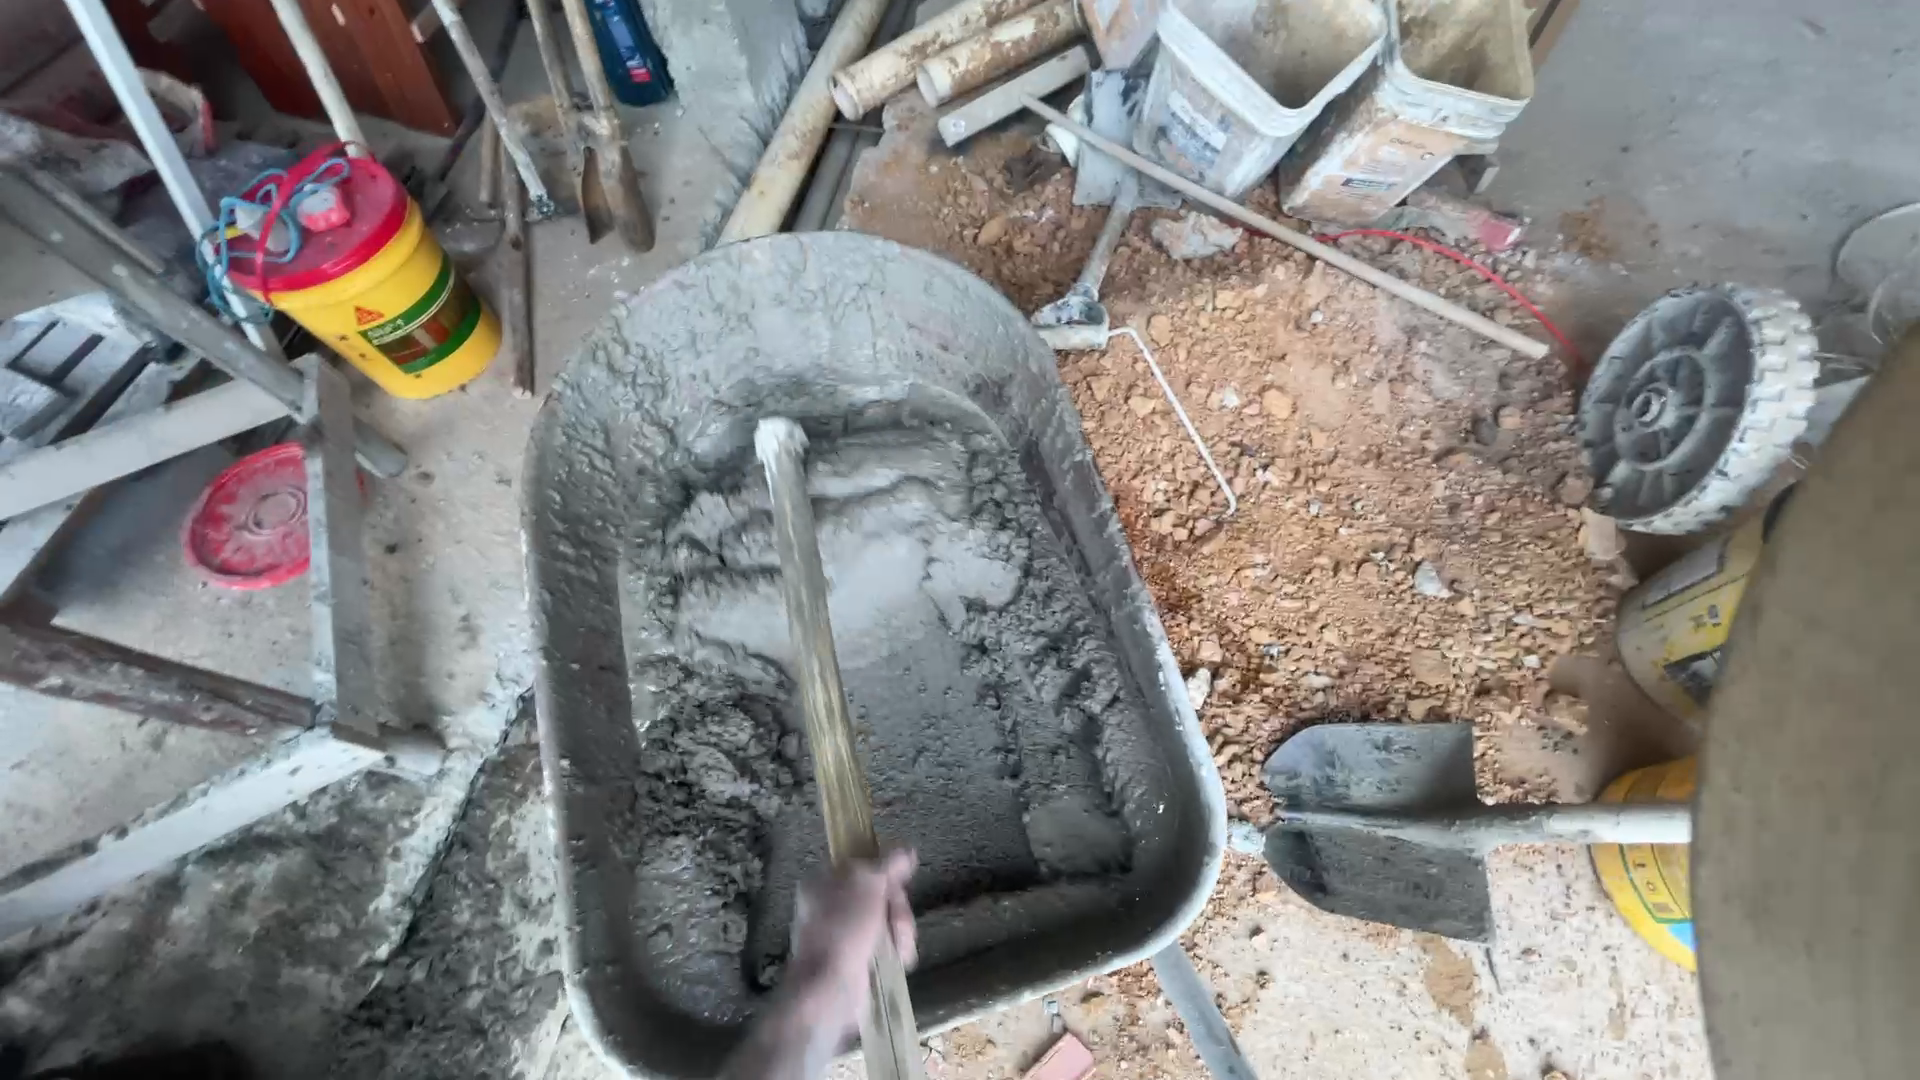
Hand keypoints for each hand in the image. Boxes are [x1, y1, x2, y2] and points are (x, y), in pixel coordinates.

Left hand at [784, 848, 918, 1042]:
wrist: (829, 992)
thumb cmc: (843, 929)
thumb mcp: (868, 884)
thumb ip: (889, 864)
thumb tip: (908, 850)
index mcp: (823, 882)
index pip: (863, 865)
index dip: (885, 873)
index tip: (898, 884)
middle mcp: (832, 906)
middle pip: (880, 893)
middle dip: (897, 908)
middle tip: (898, 921)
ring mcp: (846, 935)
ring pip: (887, 920)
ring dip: (901, 931)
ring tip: (901, 948)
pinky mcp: (859, 960)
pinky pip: (887, 945)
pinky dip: (897, 950)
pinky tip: (900, 960)